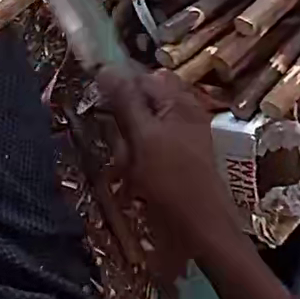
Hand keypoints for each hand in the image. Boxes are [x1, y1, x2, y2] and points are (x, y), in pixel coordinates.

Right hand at [98, 68, 248, 265]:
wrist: (202, 232)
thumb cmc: (173, 181)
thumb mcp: (143, 136)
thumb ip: (125, 100)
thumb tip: (105, 67)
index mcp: (179, 100)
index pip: (141, 77)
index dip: (117, 87)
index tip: (97, 105)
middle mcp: (182, 113)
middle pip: (139, 103)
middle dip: (122, 122)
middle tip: (118, 145)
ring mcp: (180, 137)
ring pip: (139, 130)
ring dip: (126, 146)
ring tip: (125, 168)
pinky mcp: (175, 161)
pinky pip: (145, 151)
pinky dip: (134, 163)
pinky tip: (131, 181)